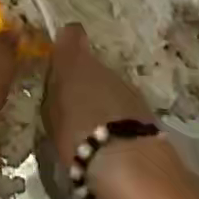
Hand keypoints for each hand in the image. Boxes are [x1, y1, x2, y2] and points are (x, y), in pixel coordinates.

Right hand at [45, 24, 159, 192]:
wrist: (130, 164)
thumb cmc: (78, 135)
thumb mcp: (51, 114)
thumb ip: (54, 91)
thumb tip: (58, 81)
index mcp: (75, 62)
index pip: (71, 34)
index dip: (66, 42)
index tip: (60, 57)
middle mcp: (103, 66)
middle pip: (91, 65)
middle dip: (84, 81)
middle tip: (73, 107)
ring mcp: (127, 86)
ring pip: (109, 86)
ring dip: (102, 101)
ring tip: (92, 130)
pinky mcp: (146, 109)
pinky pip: (124, 107)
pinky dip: (117, 118)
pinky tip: (111, 142)